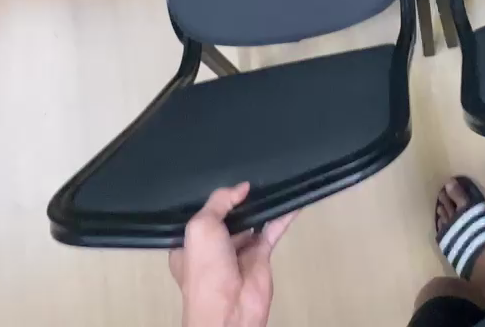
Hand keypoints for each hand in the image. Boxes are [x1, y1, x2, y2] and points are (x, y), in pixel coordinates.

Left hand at [167, 184, 296, 326]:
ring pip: (252, 219)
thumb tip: (242, 188)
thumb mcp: (201, 229)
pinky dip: (284, 214)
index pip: (202, 214)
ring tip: (273, 177)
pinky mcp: (261, 255)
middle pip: (229, 215)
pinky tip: (294, 198)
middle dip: (240, 197)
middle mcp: (213, 247)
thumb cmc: (205, 271)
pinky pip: (273, 228)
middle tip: (255, 172)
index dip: (213, 197)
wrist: (229, 312)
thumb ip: (218, 202)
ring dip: (262, 203)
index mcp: (190, 245)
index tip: (228, 174)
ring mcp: (239, 251)